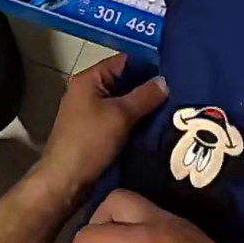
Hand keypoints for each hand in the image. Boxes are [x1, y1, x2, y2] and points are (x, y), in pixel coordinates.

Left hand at [32, 54, 167, 193]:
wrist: (66, 181)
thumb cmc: (90, 142)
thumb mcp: (121, 115)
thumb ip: (145, 95)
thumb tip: (165, 81)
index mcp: (88, 79)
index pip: (123, 61)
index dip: (147, 65)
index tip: (172, 72)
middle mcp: (88, 91)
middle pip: (125, 81)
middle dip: (148, 87)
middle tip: (177, 91)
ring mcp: (91, 111)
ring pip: (124, 101)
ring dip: (144, 105)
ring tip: (172, 107)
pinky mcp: (96, 130)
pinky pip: (121, 118)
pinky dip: (136, 120)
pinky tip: (157, 124)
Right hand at [69, 189, 243, 242]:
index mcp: (138, 240)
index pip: (92, 233)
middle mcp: (159, 221)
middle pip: (118, 201)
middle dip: (98, 222)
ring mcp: (183, 225)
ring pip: (142, 207)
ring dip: (123, 225)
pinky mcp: (199, 236)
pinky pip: (162, 220)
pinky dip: (145, 232)